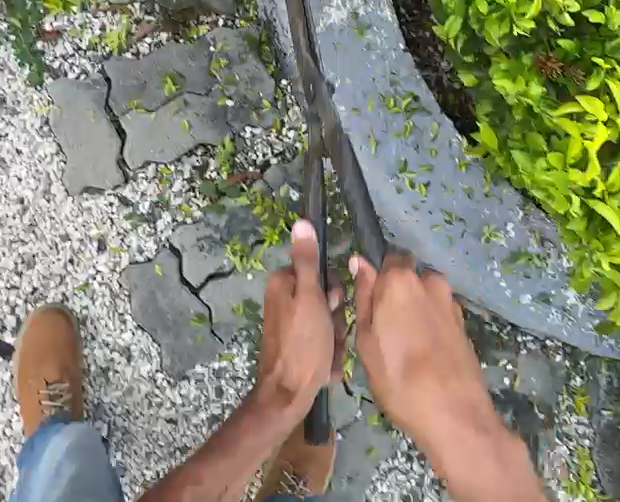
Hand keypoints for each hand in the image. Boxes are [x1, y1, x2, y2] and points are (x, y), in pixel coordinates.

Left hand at [254, 219, 345, 421]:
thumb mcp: (309, 297)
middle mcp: (284, 300)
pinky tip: (326, 368)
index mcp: (284, 283)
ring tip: (329, 356)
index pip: (320, 273)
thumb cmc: (302, 344)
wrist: (288, 396)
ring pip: (328, 323)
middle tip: (330, 335)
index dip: (332, 291)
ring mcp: (291, 326)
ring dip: (335, 340)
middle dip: (335, 319)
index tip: (333, 307)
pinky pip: (323, 343)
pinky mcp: (298, 347)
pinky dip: (328, 355)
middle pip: (326, 299)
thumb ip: (307, 261)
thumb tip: (301, 221)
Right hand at [349, 252, 506, 464]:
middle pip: (407, 276)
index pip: (385, 260)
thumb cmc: (398, 378)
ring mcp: (450, 301)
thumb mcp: (367, 340)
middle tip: (387, 328)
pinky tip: (426, 352)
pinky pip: (439, 313)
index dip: (377, 280)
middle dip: (397, 292)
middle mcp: (428, 280)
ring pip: (425, 294)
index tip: (371, 304)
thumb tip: (358, 261)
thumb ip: (364, 296)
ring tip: (408, 344)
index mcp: (399, 279)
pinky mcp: (464, 323)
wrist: (455, 415)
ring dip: (416, 308)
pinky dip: (432, 324)